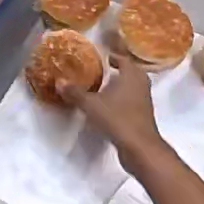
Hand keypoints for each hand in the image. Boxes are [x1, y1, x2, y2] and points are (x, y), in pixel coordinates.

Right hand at [62, 53, 167, 174]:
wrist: (139, 147)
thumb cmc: (117, 118)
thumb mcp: (91, 104)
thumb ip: (75, 92)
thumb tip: (59, 81)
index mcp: (131, 75)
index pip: (123, 60)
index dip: (114, 57)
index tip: (104, 56)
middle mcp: (141, 85)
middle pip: (132, 72)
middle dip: (120, 70)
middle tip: (105, 69)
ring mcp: (144, 101)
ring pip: (134, 87)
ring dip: (122, 85)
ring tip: (106, 86)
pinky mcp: (144, 116)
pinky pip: (133, 101)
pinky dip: (124, 99)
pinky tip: (111, 105)